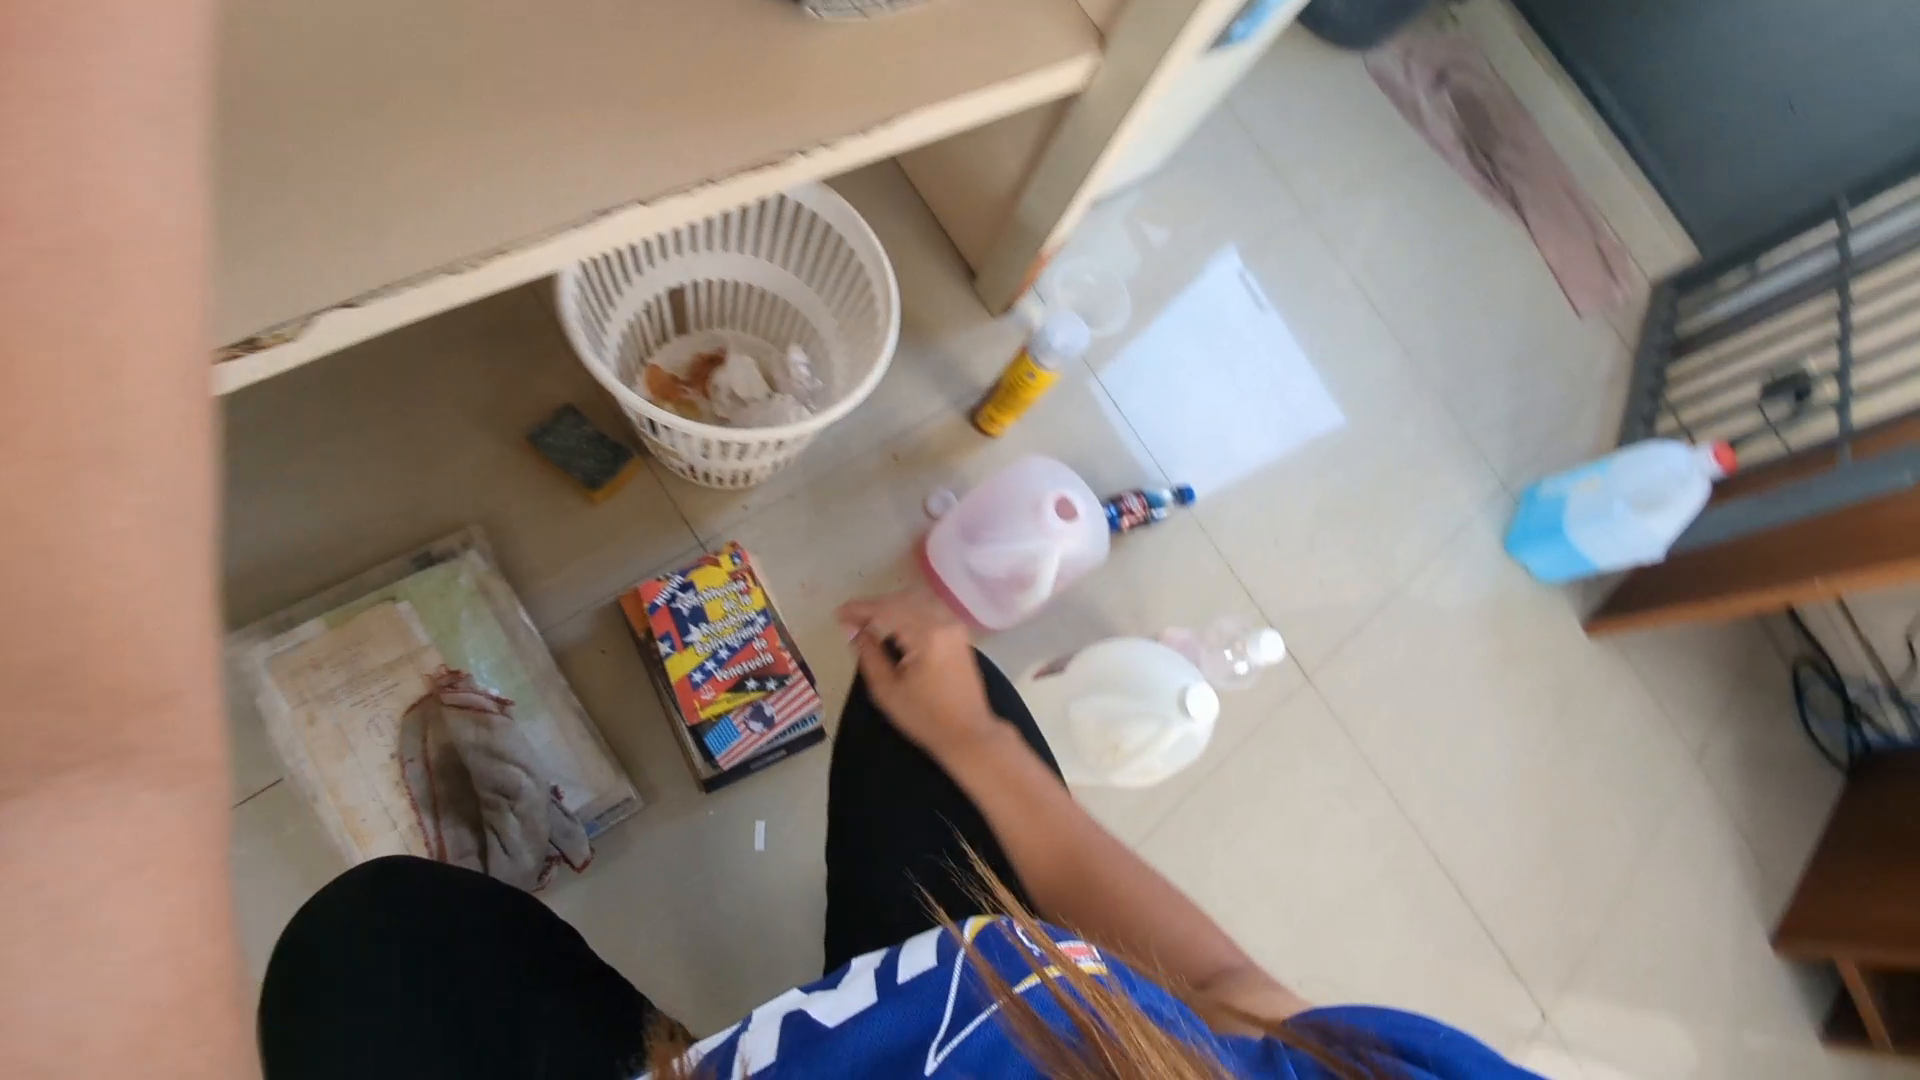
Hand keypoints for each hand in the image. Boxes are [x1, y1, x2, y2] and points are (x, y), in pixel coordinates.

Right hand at [836, 589, 1000, 758]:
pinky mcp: (959, 634)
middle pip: (903, 600)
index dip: (860, 609)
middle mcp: (944, 622)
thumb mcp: (887, 691)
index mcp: (927, 635)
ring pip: (917, 602)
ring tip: (869, 621)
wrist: (968, 733)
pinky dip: (908, 612)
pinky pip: (929, 611)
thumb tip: (856, 631)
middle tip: (851, 619)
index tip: (839, 614)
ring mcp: (955, 626)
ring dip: (891, 607)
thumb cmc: (925, 718)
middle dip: (875, 606)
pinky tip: (893, 625)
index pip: (887, 610)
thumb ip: (869, 655)